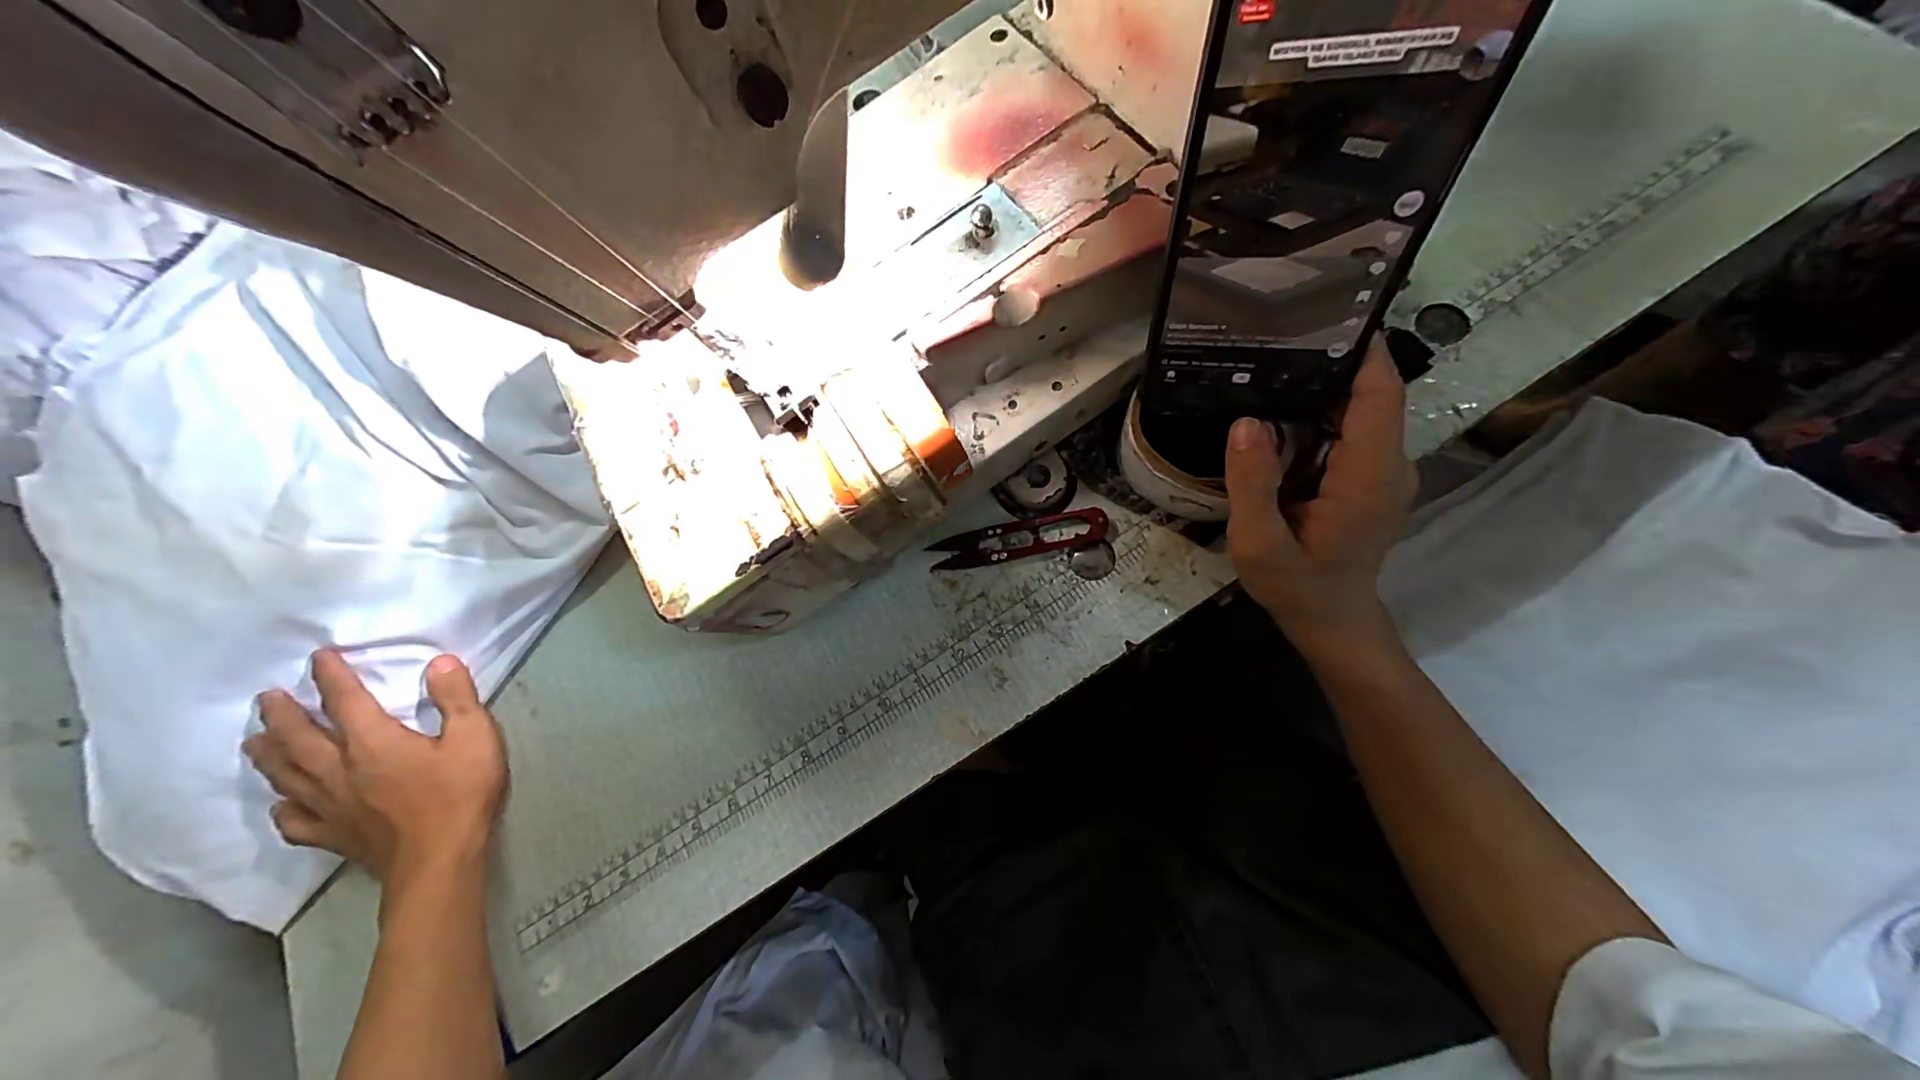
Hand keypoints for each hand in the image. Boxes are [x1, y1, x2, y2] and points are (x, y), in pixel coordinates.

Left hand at [245, 650, 507, 885]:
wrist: (440, 859)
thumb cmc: (461, 793)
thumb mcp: (475, 737)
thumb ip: (457, 698)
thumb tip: (440, 662)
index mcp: (373, 743)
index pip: (345, 701)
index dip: (331, 676)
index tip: (318, 657)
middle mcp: (339, 770)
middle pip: (299, 737)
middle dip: (282, 714)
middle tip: (266, 697)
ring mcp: (330, 806)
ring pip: (285, 775)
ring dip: (268, 754)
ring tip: (254, 740)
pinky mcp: (332, 835)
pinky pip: (294, 820)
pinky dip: (282, 808)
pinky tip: (281, 804)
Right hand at [1224, 340, 1416, 656]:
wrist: (1332, 621)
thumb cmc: (1297, 587)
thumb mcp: (1259, 544)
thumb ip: (1252, 484)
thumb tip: (1246, 421)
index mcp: (1368, 476)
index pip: (1379, 395)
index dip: (1362, 351)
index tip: (1327, 313)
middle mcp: (1389, 466)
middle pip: (1372, 395)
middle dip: (1332, 361)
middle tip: (1277, 335)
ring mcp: (1384, 473)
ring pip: (1363, 411)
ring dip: (1324, 386)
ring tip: (1273, 362)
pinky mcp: (1372, 479)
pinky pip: (1354, 432)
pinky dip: (1323, 413)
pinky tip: (1283, 410)